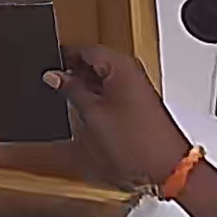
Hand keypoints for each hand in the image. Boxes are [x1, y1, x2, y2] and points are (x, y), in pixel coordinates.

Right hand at [46, 44, 190, 189]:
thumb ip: (71, 88)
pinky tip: (89, 109)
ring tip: (74, 100)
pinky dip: (98, 94)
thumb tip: (53, 76)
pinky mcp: (138, 98)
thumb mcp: (93, 112)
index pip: (84, 49)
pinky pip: (111, 86)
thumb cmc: (138, 140)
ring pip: (101, 74)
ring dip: (86, 84)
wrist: (167, 167)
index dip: (64, 58)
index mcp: (119, 64)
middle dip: (74, 71)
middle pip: (93, 59)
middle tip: (58, 85)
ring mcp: (135, 83)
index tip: (49, 69)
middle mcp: (129, 69)